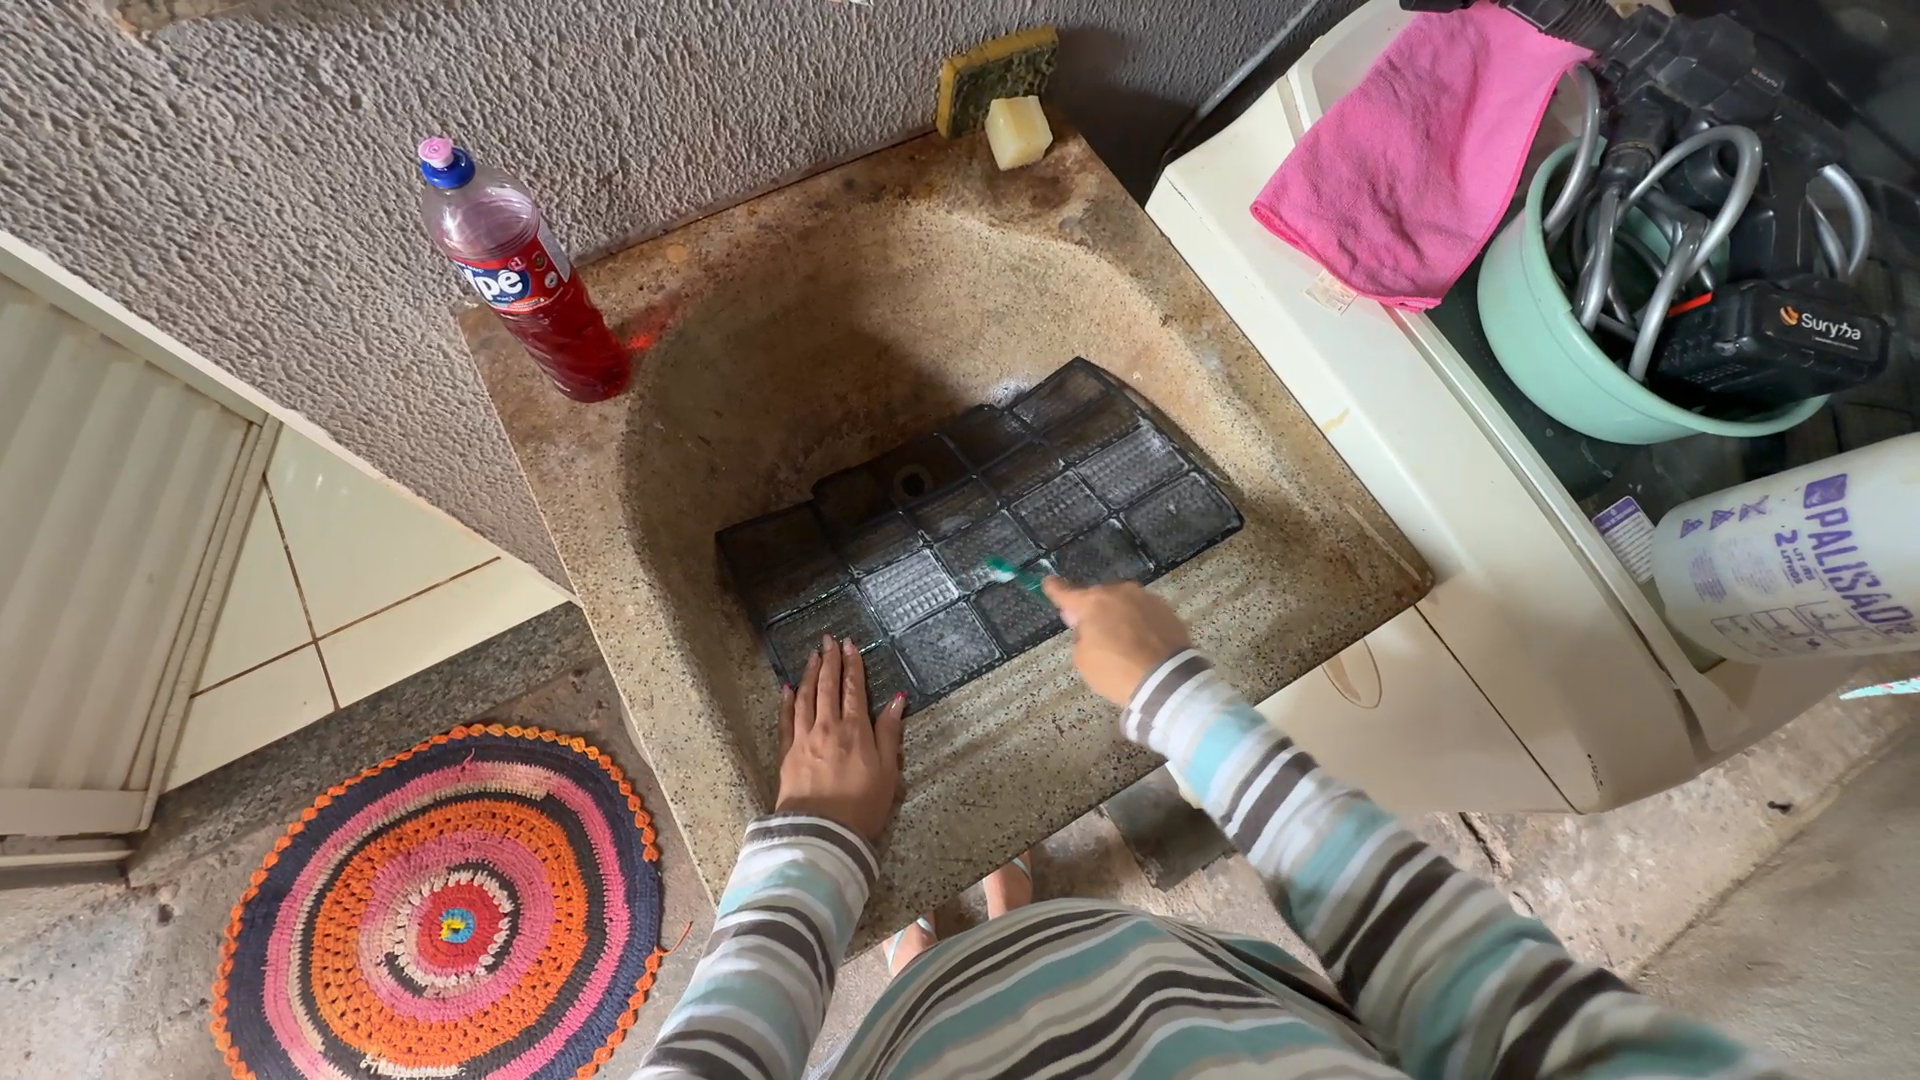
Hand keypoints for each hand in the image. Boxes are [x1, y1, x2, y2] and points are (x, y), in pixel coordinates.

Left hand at [776, 634, 905, 840]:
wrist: (821, 832)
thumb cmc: (862, 805)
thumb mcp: (888, 771)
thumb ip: (890, 732)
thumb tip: (896, 699)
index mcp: (855, 730)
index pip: (854, 689)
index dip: (852, 665)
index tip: (849, 645)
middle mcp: (827, 726)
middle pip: (828, 686)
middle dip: (829, 660)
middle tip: (828, 640)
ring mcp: (803, 738)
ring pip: (806, 697)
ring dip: (810, 674)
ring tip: (812, 656)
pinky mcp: (786, 753)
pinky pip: (786, 719)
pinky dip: (787, 701)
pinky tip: (788, 688)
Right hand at [1041, 578, 1192, 705]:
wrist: (1165, 679)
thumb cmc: (1116, 670)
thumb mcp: (1083, 659)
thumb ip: (1080, 635)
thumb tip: (1087, 624)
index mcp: (1091, 603)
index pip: (1065, 592)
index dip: (1055, 589)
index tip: (1049, 583)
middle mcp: (1118, 592)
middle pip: (1097, 597)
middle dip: (1092, 608)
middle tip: (1091, 627)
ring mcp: (1144, 598)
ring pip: (1122, 602)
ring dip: (1117, 613)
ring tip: (1120, 637)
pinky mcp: (1166, 609)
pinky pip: (1143, 612)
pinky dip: (1138, 621)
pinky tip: (1140, 640)